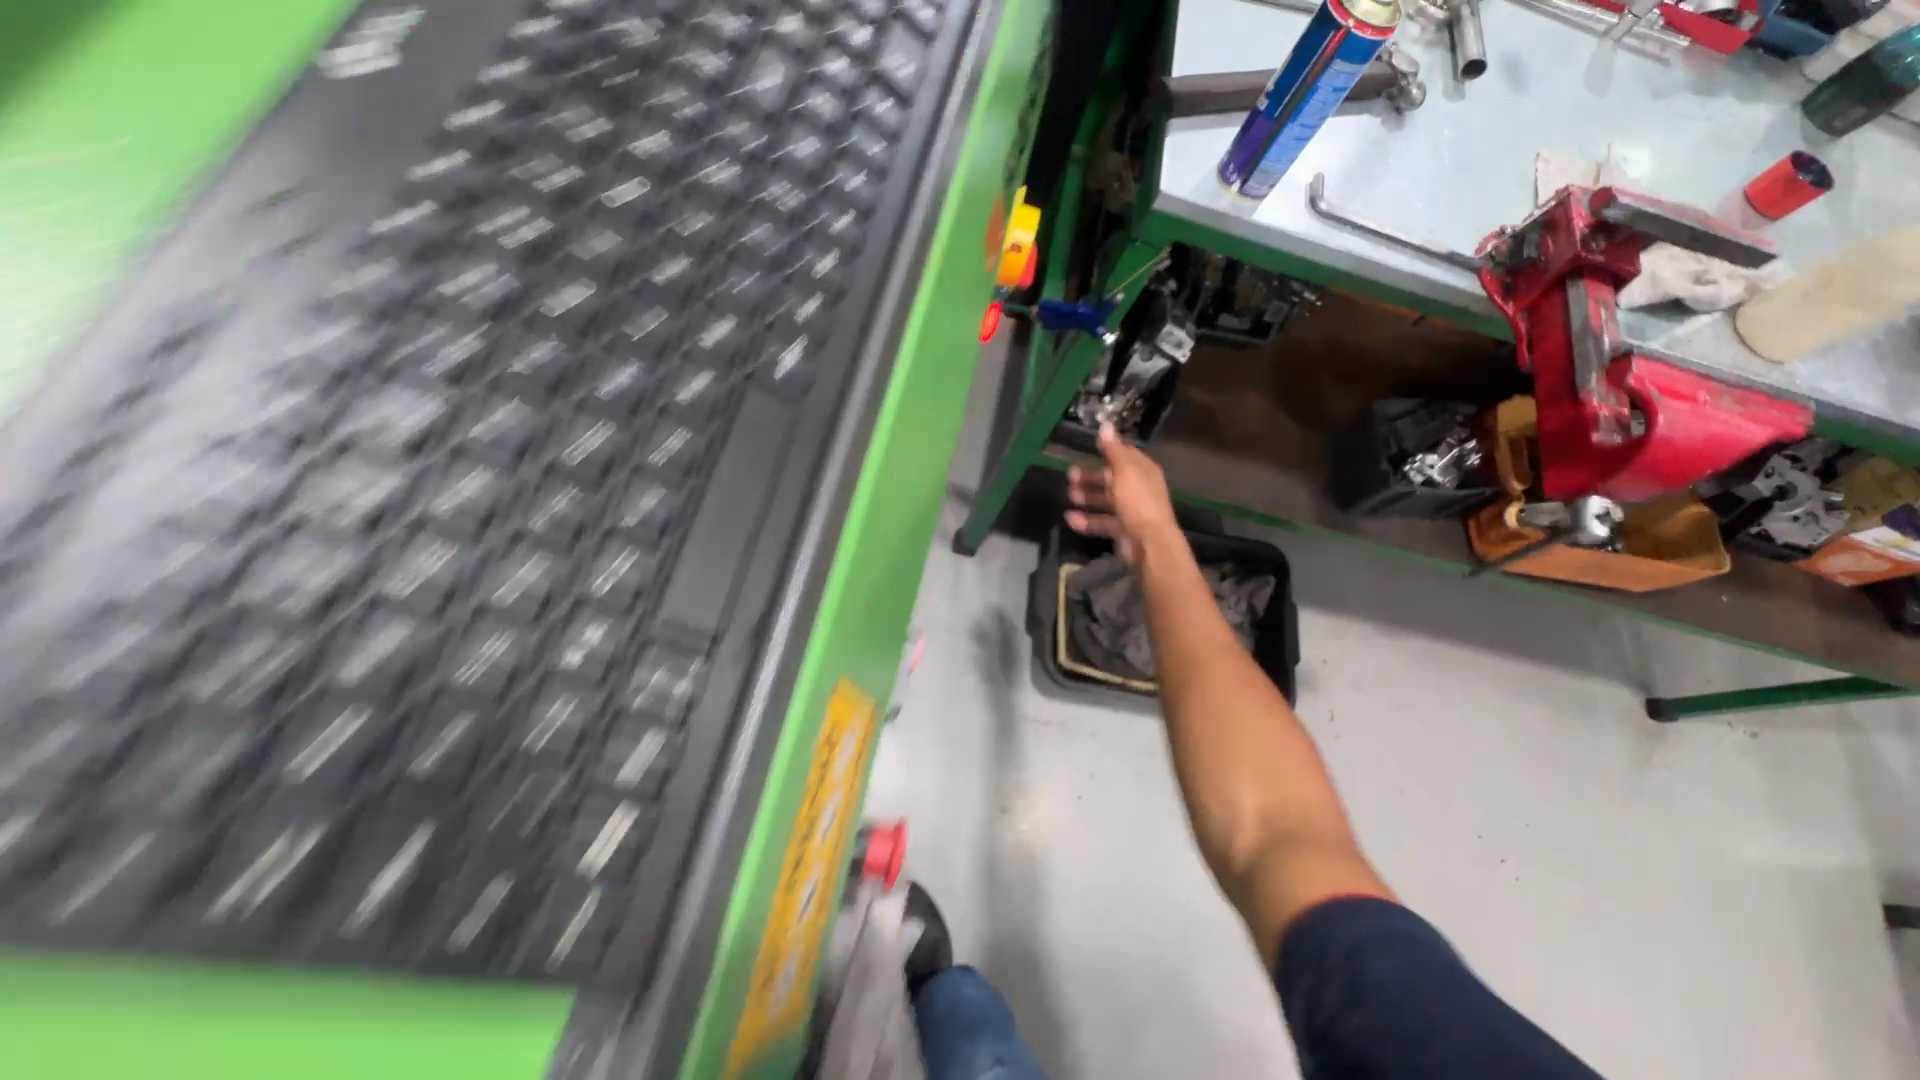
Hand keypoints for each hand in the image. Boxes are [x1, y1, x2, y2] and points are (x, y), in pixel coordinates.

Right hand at [1066, 422, 1178, 563]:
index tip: (1089, 447)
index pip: (1125, 455)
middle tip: (1070, 476)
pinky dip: (1087, 521)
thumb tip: (1106, 424)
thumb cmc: (1138, 501)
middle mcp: (1139, 489)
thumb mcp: (1125, 471)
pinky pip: (1102, 522)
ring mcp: (1131, 511)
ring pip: (1105, 501)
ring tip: (1070, 496)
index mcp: (1143, 471)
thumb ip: (1113, 450)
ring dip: (1087, 498)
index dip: (1109, 450)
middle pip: (1112, 479)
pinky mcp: (1122, 530)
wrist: (1149, 543)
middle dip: (1091, 477)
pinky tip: (1071, 519)